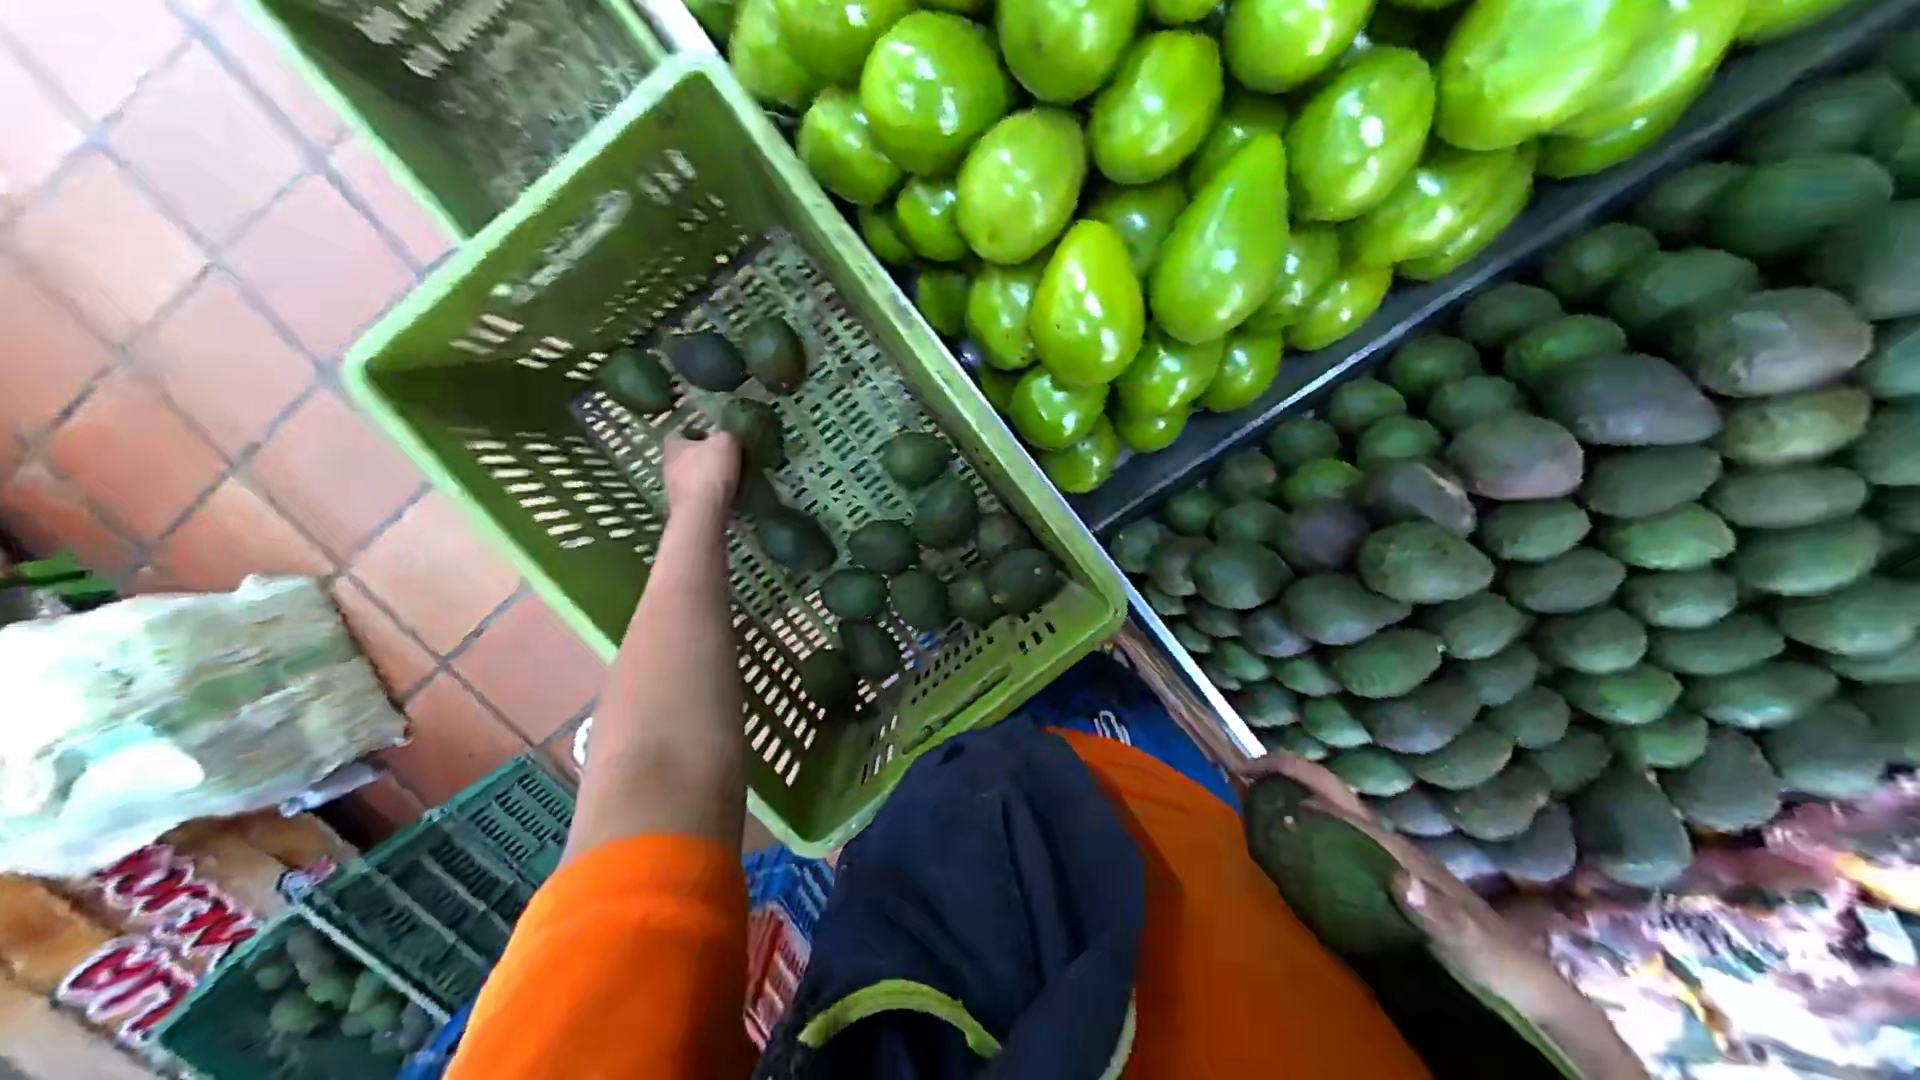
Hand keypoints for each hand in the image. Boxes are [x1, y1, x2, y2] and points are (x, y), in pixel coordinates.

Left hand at [662, 433, 740, 516]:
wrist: (702, 514)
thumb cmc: (711, 472)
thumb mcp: (726, 441)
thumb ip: (727, 435)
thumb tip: (727, 439)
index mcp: (673, 444)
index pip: (685, 432)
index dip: (702, 434)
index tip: (719, 440)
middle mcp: (668, 463)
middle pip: (690, 455)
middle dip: (707, 457)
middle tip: (728, 460)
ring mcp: (673, 488)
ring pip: (694, 477)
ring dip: (709, 478)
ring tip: (732, 481)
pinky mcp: (683, 507)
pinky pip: (699, 496)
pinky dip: (711, 495)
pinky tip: (727, 498)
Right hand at [1239, 751, 1571, 1011]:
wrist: (1523, 985)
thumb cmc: (1495, 960)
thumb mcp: (1471, 944)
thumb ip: (1437, 912)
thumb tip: (1398, 878)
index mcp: (1395, 848)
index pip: (1335, 800)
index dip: (1291, 778)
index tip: (1247, 774)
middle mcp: (1384, 843)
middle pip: (1329, 791)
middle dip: (1286, 772)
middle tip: (1239, 773)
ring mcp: (1382, 858)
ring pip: (1329, 810)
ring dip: (1290, 794)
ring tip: (1249, 798)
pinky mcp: (1379, 877)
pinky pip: (1332, 838)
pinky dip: (1301, 825)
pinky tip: (1283, 840)